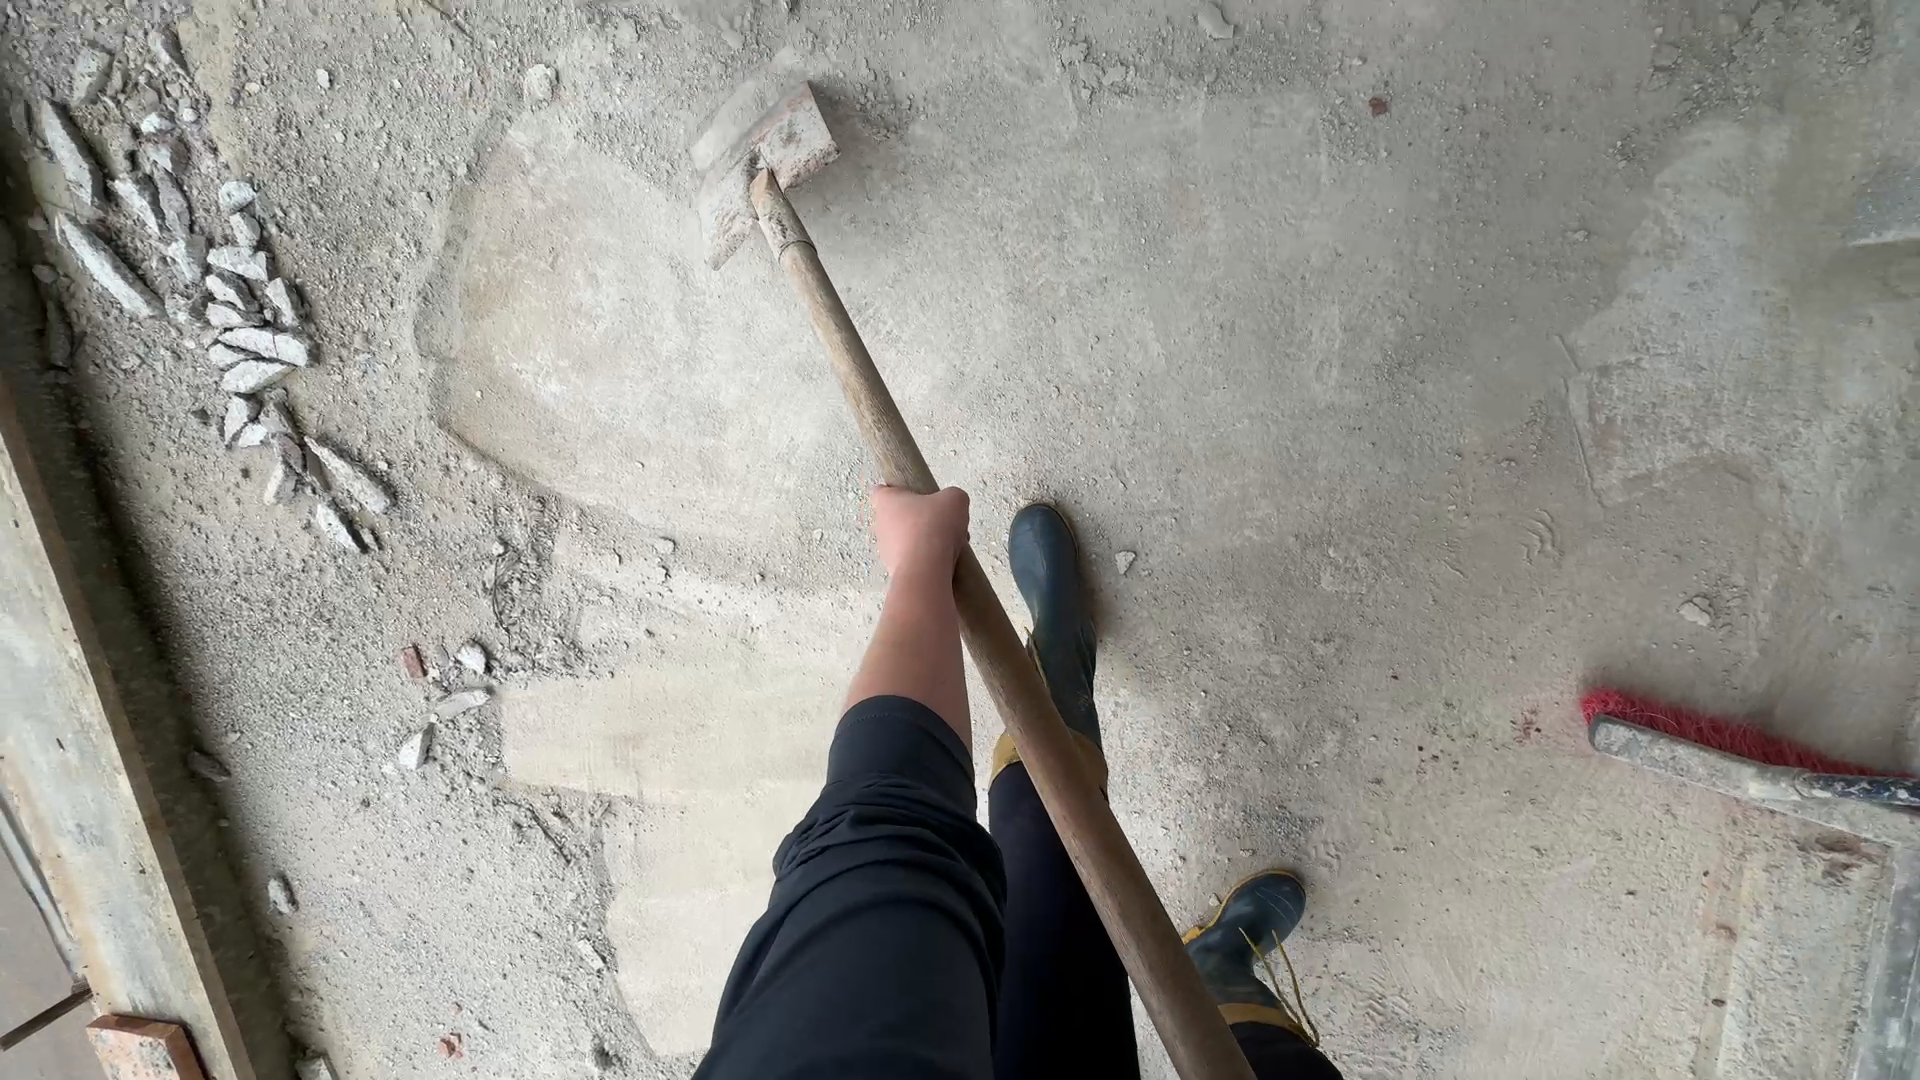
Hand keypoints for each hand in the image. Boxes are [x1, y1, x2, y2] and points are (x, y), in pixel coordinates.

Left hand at [869, 485, 969, 582]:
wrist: (927, 568)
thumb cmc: (933, 526)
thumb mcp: (955, 499)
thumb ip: (952, 496)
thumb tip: (952, 505)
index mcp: (886, 501)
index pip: (881, 491)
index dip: (897, 491)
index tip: (915, 496)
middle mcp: (880, 524)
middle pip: (899, 517)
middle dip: (920, 519)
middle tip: (941, 522)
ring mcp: (885, 550)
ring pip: (907, 540)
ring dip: (926, 541)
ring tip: (949, 545)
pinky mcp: (894, 569)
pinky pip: (913, 559)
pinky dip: (926, 559)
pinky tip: (945, 561)